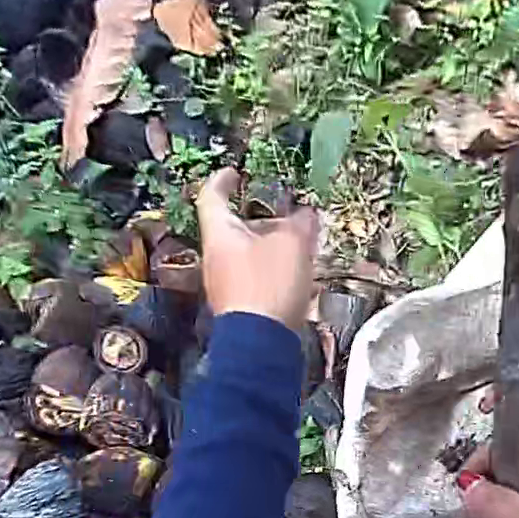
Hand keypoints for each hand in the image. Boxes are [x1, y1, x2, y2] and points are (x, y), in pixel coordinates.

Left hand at [196, 168, 319, 328]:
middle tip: (284, 218)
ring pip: (246, 258)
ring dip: (269, 250)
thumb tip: (306, 213)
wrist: (261, 344)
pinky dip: (272, 274)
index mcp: (220, 235)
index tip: (235, 173)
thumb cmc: (270, 284)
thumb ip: (300, 224)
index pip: (212, 197)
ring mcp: (225, 288)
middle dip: (259, 221)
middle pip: (233, 231)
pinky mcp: (240, 311)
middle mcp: (215, 259)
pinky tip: (294, 280)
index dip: (222, 181)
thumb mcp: (292, 245)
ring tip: (296, 250)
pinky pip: (254, 282)